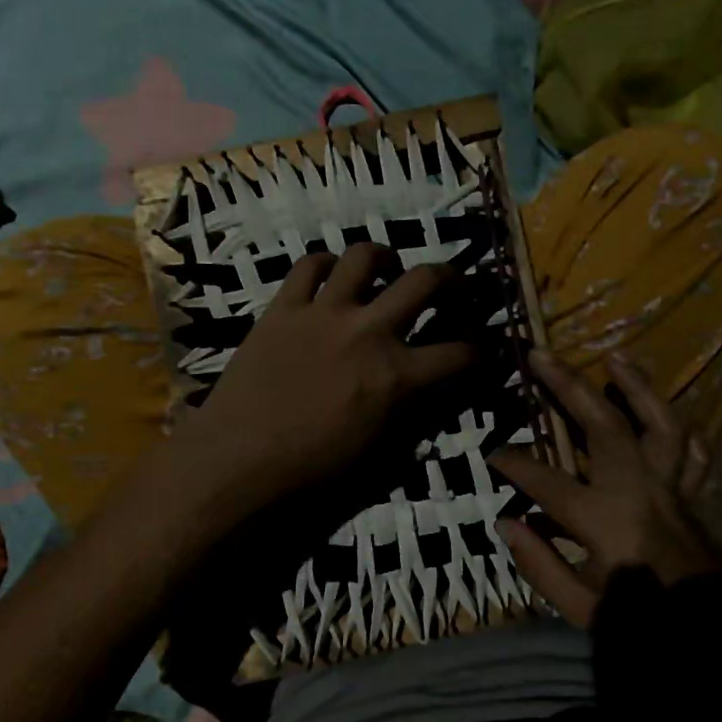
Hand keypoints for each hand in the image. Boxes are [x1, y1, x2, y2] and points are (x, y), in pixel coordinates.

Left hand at [179, 243, 477, 515]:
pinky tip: (332, 278)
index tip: (482, 349)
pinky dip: (326, 265)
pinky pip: (309, 265)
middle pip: (427, 280)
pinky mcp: (283, 307)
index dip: (481, 351)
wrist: (238, 459)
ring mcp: (324, 312)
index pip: (460, 352)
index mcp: (397, 374)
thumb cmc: (313, 466)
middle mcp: (369, 331)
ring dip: (386, 258)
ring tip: (387, 270)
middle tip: (452, 288)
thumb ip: (415, 411)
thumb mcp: (381, 449)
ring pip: (365, 256)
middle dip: (453, 280)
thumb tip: (434, 391)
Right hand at [490, 349, 721, 626]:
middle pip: (604, 427)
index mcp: (604, 521)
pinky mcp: (691, 494)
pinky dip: (680, 429)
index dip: (515, 464)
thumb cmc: (638, 625)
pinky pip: (692, 453)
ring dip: (637, 387)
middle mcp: (638, 491)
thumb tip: (505, 523)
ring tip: (616, 356)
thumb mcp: (578, 607)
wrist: (708, 636)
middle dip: (569, 387)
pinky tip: (665, 410)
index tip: (492, 452)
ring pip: (659, 424)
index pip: (547, 481)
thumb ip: (539, 564)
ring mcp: (670, 488)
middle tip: (542, 355)